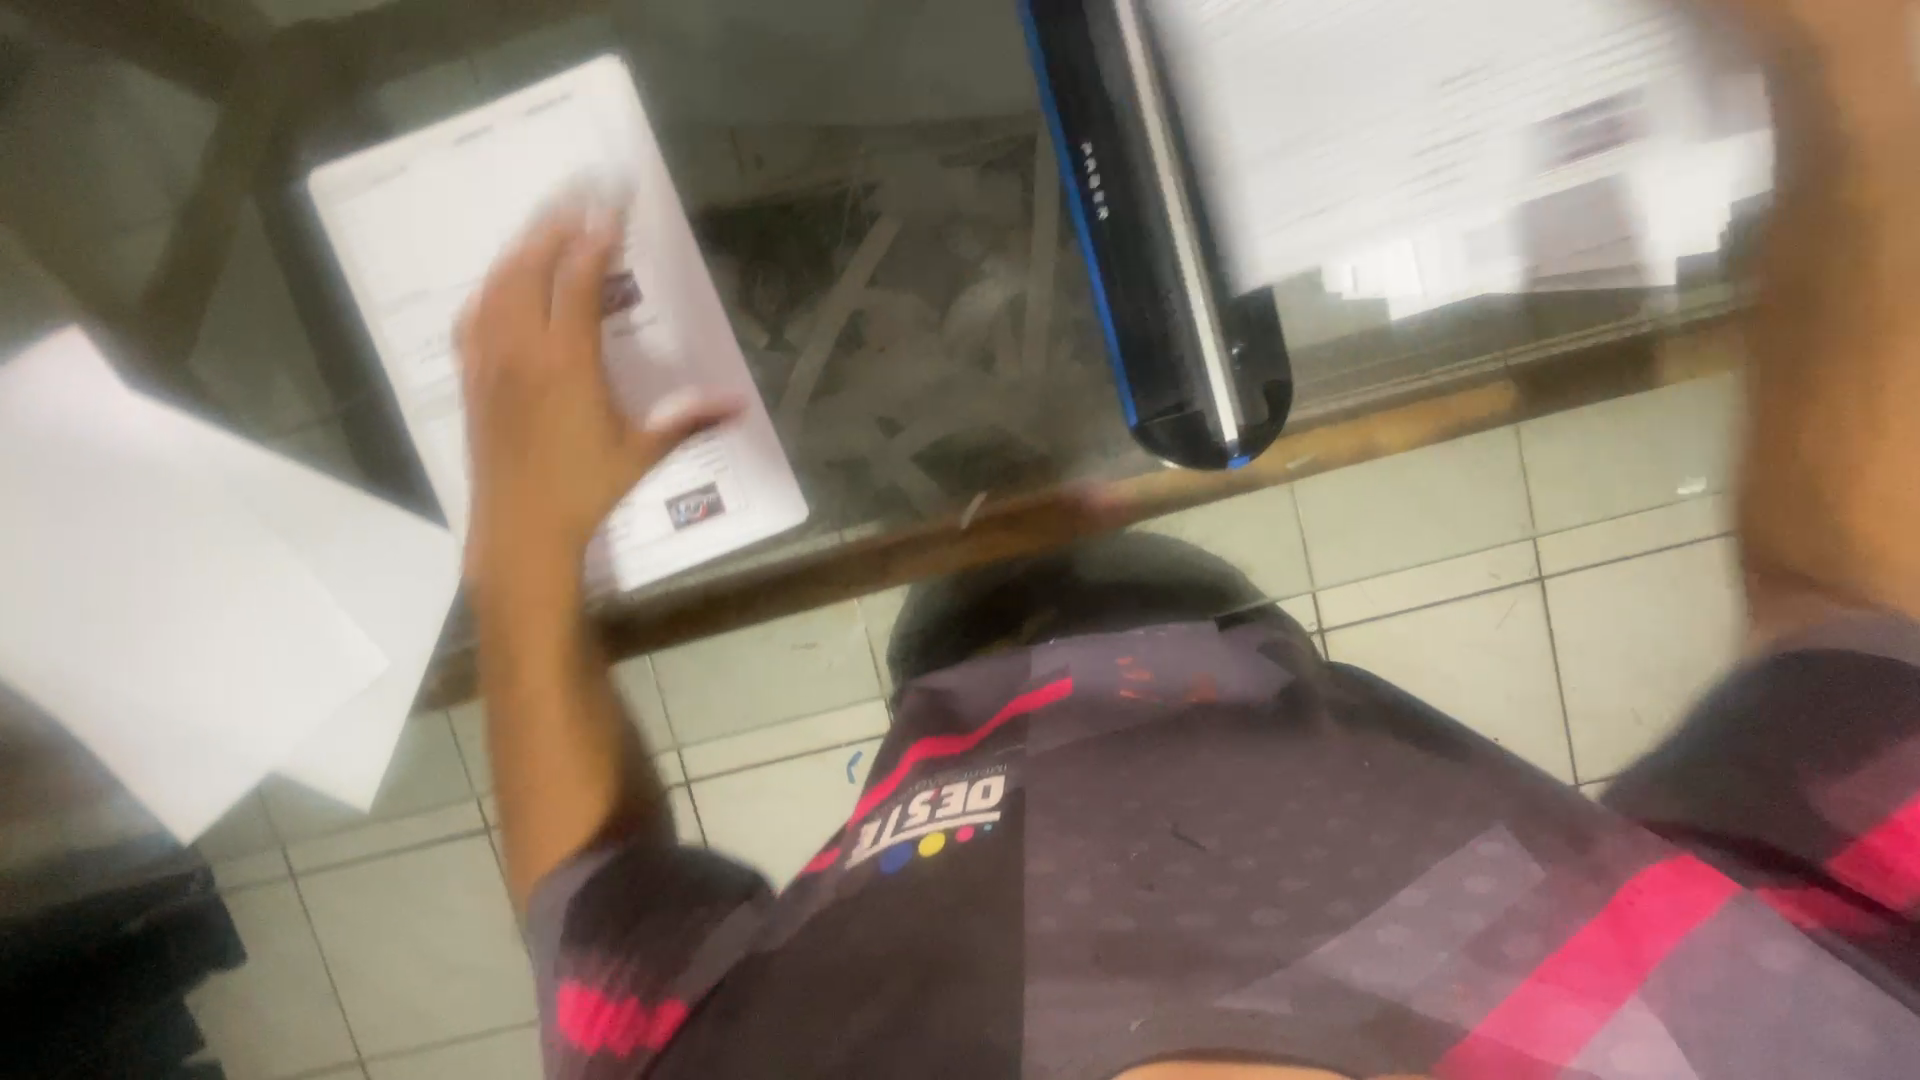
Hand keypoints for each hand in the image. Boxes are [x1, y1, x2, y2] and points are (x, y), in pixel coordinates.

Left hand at [456, 198, 742, 590]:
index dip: (596, 239)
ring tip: (545, 221)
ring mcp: (489, 359)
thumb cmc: (587, 490)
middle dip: (556, 224)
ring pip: (498, 283)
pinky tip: (501, 280)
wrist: (520, 528)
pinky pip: (474, 313)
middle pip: (531, 265)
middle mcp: (522, 348)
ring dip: (521, 245)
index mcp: (568, 362)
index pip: (579, 280)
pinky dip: (492, 284)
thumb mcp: (643, 453)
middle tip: (578, 194)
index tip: (610, 207)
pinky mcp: (471, 376)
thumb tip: (740, 404)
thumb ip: (689, 420)